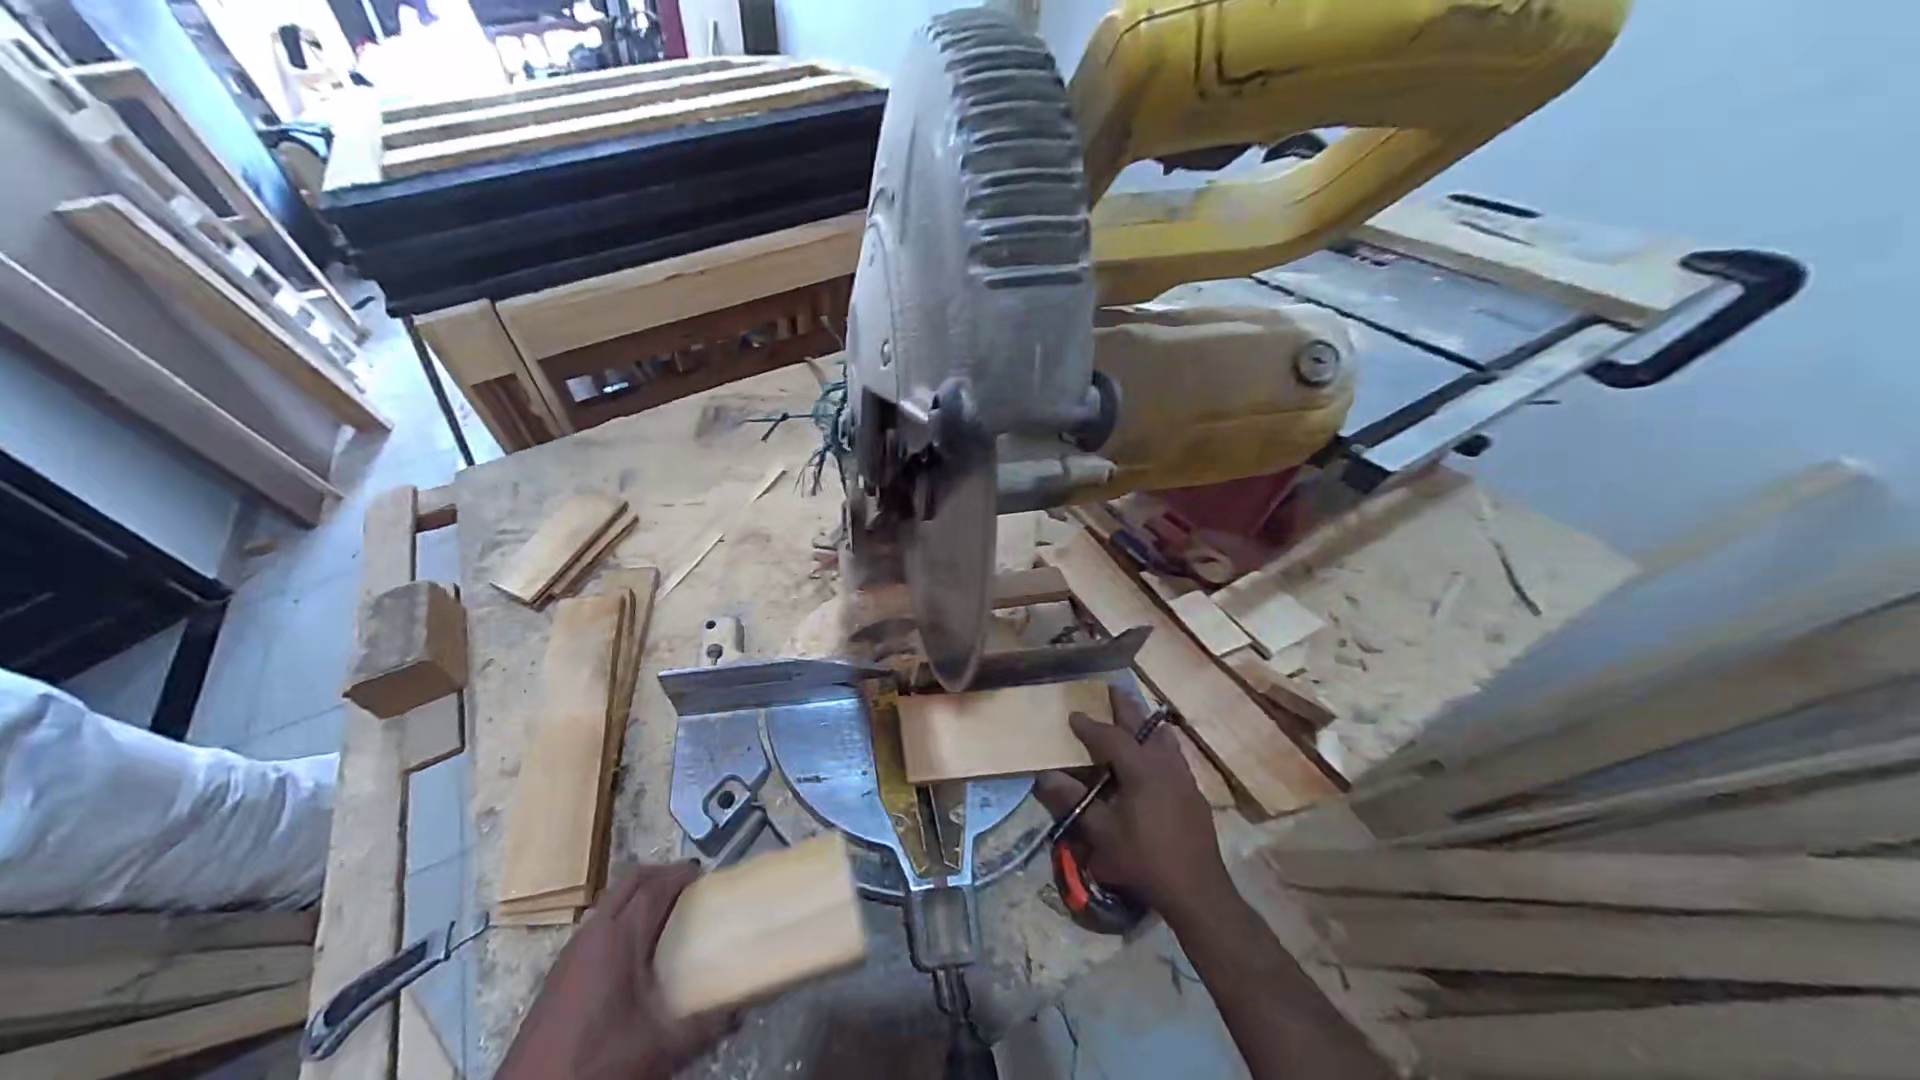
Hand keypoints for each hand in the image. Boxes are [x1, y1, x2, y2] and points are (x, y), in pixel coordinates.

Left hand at [496, 863, 732, 1079]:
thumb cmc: (598, 1062)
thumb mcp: (661, 1049)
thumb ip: (706, 1027)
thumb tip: (741, 1010)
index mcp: (619, 938)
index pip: (654, 887)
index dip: (681, 874)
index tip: (706, 874)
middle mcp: (593, 933)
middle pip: (629, 882)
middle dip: (661, 875)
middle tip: (688, 886)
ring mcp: (571, 951)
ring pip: (610, 901)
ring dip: (638, 895)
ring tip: (665, 914)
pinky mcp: (559, 972)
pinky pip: (596, 924)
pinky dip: (621, 918)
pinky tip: (633, 951)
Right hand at [1033, 687, 1232, 925]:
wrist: (1197, 891)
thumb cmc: (1145, 861)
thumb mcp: (1102, 835)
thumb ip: (1075, 803)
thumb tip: (1045, 777)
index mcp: (1142, 770)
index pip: (1112, 738)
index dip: (1091, 726)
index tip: (1074, 716)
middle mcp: (1165, 765)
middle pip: (1144, 727)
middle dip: (1126, 708)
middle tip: (1113, 689)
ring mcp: (1185, 778)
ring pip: (1165, 739)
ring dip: (1147, 725)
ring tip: (1138, 716)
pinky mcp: (1194, 794)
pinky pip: (1175, 755)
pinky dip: (1161, 744)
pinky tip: (1159, 755)